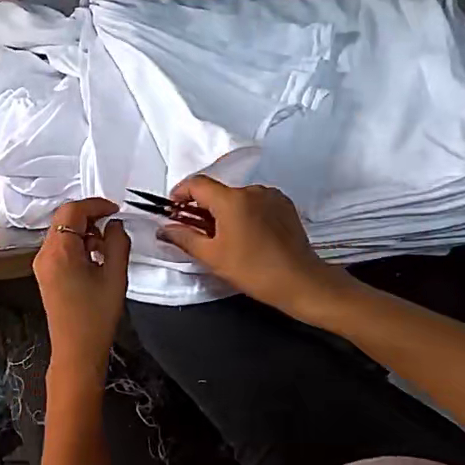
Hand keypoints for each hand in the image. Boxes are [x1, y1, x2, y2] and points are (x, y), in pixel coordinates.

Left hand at [35, 198, 129, 374]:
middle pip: (64, 219)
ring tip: (107, 247)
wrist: (77, 351)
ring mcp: (42, 265)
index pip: (72, 210)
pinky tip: (95, 258)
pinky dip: (78, 244)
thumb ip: (117, 242)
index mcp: (59, 251)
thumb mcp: (115, 275)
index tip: (115, 210)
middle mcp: (45, 254)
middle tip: (113, 227)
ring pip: (62, 232)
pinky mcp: (46, 275)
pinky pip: (60, 248)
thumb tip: (114, 224)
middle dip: (90, 217)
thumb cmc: (96, 316)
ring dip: (84, 231)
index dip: (95, 204)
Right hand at [157, 176, 347, 318]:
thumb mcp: (212, 256)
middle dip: (202, 207)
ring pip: (238, 198)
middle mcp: (252, 190)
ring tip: (224, 237)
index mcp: (231, 199)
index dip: (180, 193)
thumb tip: (165, 229)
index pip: (197, 183)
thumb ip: (184, 237)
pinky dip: (245, 213)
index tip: (173, 209)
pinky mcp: (284, 206)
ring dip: (225, 211)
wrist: (299, 281)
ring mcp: (271, 196)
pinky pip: (256, 203)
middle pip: (218, 192)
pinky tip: (246, 236)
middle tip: (195, 230)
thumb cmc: (252, 270)